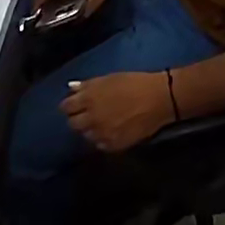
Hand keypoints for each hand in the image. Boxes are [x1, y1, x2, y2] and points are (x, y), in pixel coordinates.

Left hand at [60, 72, 175, 151]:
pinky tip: (110, 130)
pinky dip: (102, 138)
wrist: (158, 99)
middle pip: (73, 124)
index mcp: (88, 99)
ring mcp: (101, 134)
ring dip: (90, 129)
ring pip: (86, 135)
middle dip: (77, 118)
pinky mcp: (113, 146)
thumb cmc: (134, 83)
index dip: (69, 105)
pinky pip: (100, 144)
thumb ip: (87, 85)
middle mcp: (91, 118)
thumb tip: (72, 88)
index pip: (66, 107)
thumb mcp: (108, 78)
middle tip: (87, 113)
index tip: (75, 104)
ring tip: (101, 122)